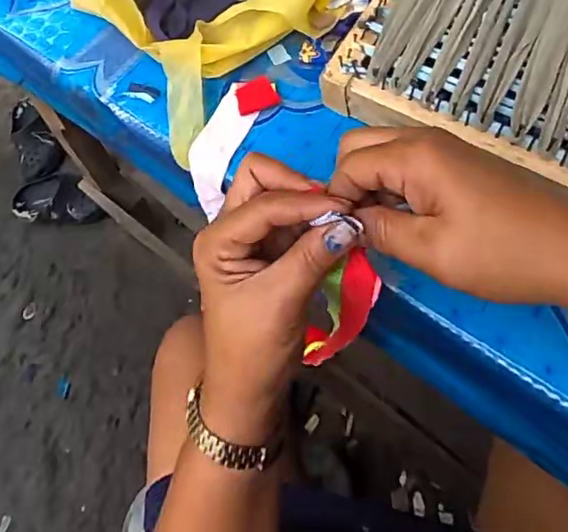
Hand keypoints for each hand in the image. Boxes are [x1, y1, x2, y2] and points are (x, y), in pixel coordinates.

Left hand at [192, 155, 358, 442]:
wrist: (247, 389)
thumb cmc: (253, 350)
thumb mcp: (282, 301)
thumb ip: (312, 256)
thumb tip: (349, 223)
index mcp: (218, 239)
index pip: (263, 203)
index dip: (304, 201)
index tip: (344, 207)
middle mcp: (228, 227)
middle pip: (258, 177)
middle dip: (295, 183)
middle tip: (332, 204)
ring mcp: (248, 234)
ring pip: (274, 191)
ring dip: (306, 198)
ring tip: (339, 215)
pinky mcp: (269, 245)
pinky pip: (290, 215)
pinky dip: (312, 216)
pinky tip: (334, 226)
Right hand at [328, 127, 567, 305]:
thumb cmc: (502, 254)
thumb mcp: (433, 252)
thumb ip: (380, 232)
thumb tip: (348, 222)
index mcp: (413, 154)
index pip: (348, 164)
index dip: (337, 199)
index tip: (341, 236)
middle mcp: (423, 138)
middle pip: (359, 145)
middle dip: (349, 183)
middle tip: (361, 228)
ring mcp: (443, 145)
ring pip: (383, 150)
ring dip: (372, 183)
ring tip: (384, 228)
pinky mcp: (458, 159)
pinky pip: (407, 160)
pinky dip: (395, 183)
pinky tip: (410, 219)